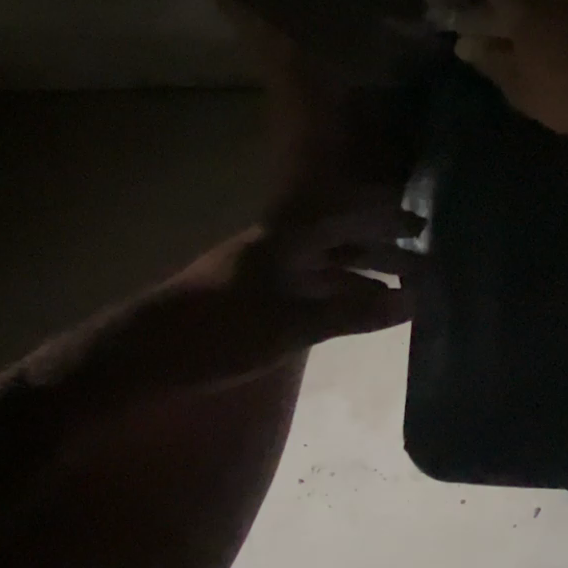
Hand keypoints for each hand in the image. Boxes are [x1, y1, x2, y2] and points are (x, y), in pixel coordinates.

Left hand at [51, 196, 418, 403]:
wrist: (142, 357)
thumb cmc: (218, 332)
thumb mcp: (291, 325)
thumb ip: (353, 313)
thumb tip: (413, 302)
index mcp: (286, 237)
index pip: (346, 210)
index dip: (384, 211)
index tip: (422, 221)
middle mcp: (280, 245)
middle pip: (340, 235)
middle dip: (383, 244)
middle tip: (425, 258)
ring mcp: (267, 272)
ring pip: (328, 263)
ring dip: (365, 271)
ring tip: (405, 287)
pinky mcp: (258, 298)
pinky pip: (313, 287)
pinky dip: (342, 294)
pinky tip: (362, 311)